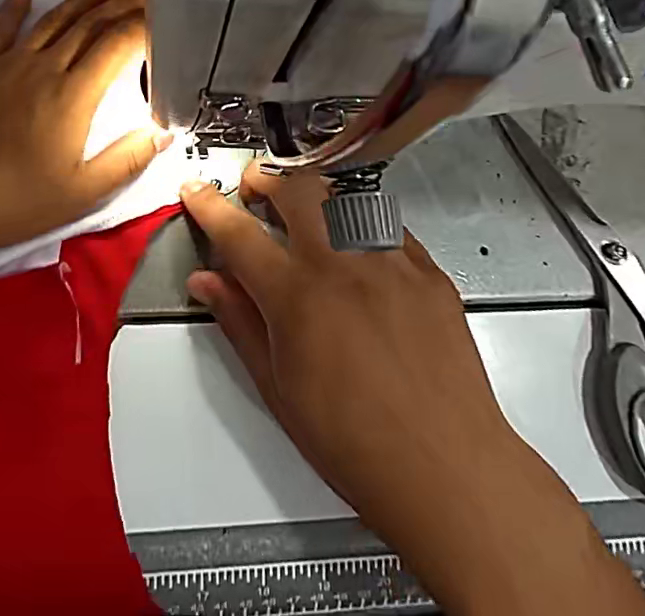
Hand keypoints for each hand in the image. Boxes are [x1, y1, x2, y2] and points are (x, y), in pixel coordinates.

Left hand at [0, 0, 167, 295]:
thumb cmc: (10, 200)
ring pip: (52, 20)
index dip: (143, 24)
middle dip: (122, 4)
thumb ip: (126, 159)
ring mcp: (7, 64)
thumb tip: (163, 132)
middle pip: (89, 24)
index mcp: (73, 95)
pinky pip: (0, 29)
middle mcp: (43, 68)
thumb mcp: (80, 193)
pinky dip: (13, 7)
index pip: (117, 44)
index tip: (164, 15)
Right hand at [180, 166, 644, 614]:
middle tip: (253, 188)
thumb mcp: (277, 387)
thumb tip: (209, 283)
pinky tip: (356, 246)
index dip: (209, 206)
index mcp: (296, 296)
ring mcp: (391, 262)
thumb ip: (239, 322)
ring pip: (343, 195)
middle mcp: (343, 266)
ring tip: (302, 211)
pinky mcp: (428, 272)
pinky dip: (360, 222)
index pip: (237, 232)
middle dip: (265, 178)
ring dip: (312, 193)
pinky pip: (387, 225)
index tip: (198, 192)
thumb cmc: (358, 443)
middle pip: (294, 189)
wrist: (445, 466)